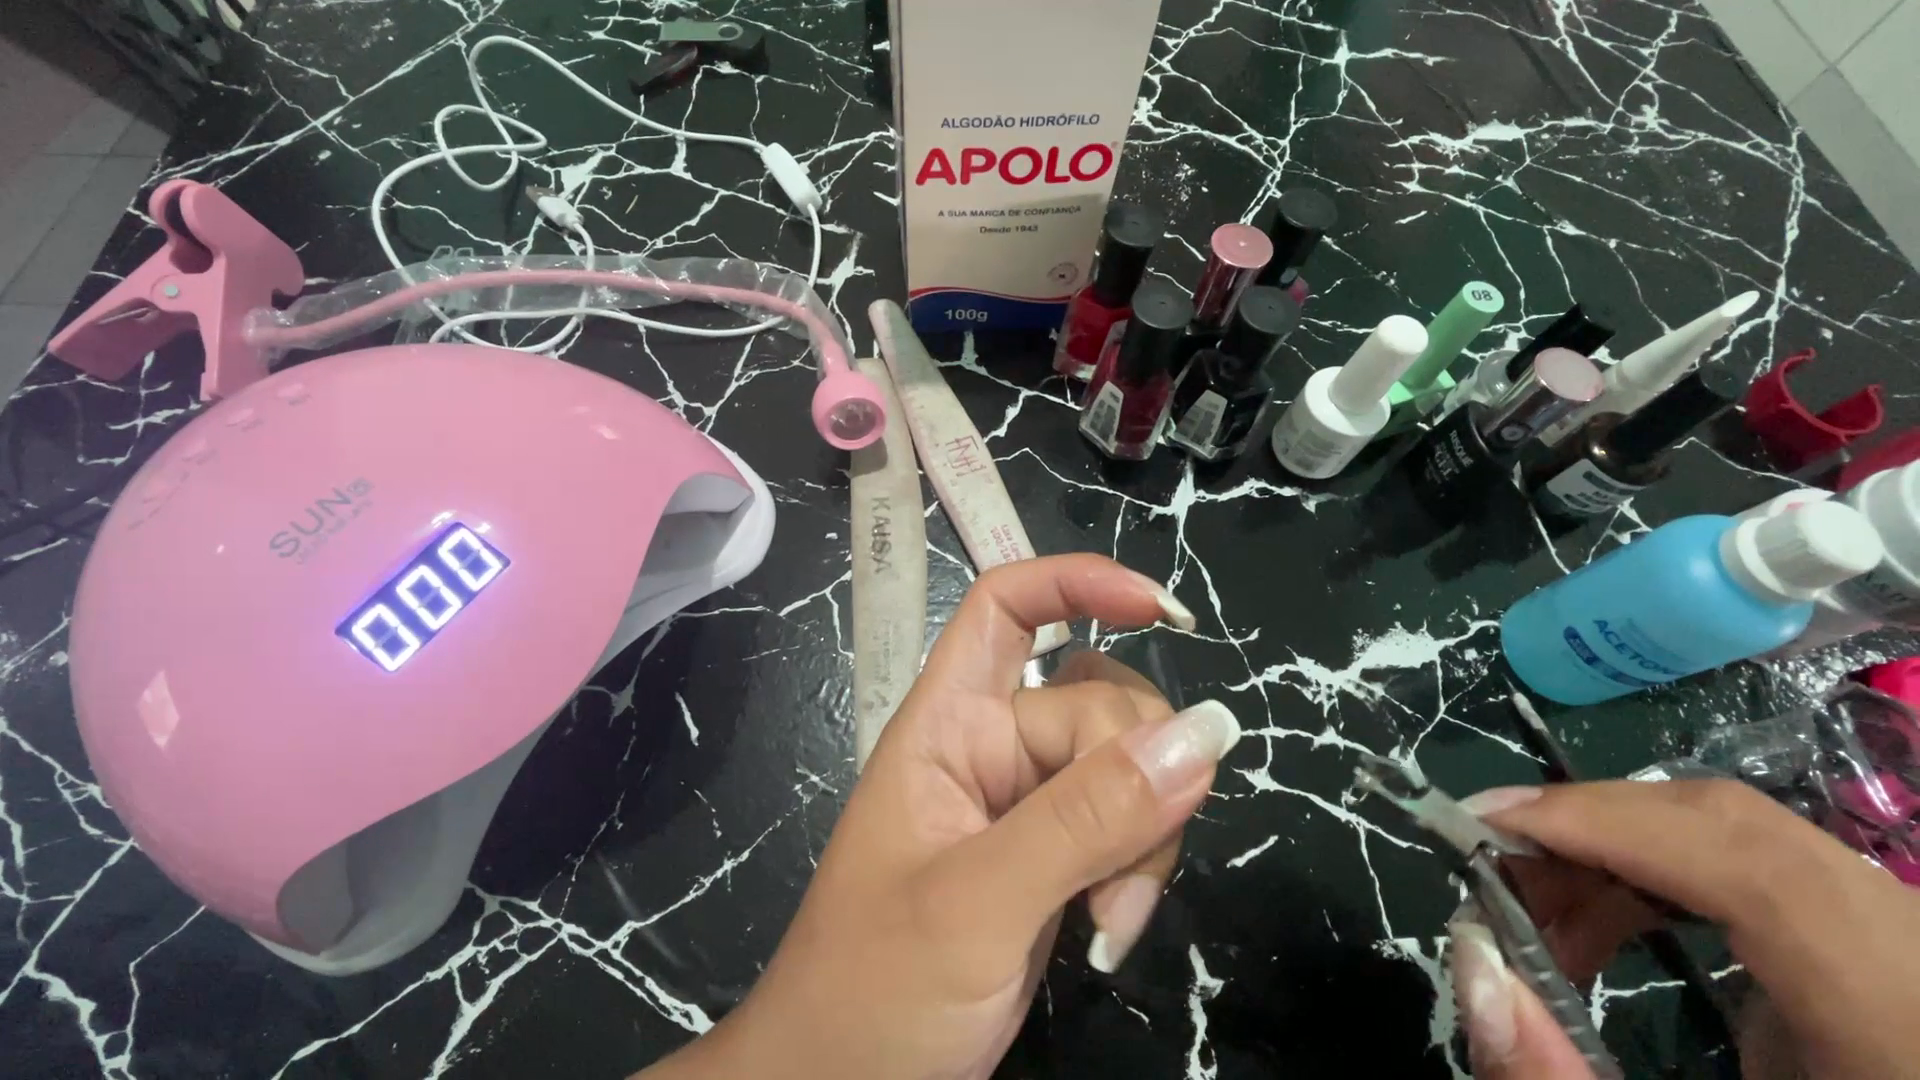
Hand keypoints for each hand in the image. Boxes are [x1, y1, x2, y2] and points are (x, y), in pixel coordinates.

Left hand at [639, 554, 1239, 1079]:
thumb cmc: (874, 989)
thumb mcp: (979, 901)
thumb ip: (1086, 818)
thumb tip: (1206, 732)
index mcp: (946, 723)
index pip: (1005, 608)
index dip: (1077, 583)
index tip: (1164, 610)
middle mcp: (991, 747)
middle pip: (1098, 699)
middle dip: (1134, 774)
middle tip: (1117, 874)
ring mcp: (1028, 804)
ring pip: (1128, 764)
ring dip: (1144, 835)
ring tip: (1111, 918)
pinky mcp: (1056, 857)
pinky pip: (1126, 825)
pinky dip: (1138, 870)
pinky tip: (1111, 934)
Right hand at [1448, 778, 1919, 1077]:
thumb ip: (1563, 1076)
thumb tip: (1470, 959)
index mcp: (1902, 1023)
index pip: (1753, 870)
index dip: (1606, 826)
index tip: (1484, 825)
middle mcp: (1917, 953)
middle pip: (1731, 825)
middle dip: (1585, 826)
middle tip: (1486, 859)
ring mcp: (1901, 938)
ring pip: (1730, 830)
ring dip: (1603, 851)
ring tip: (1530, 912)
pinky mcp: (1873, 938)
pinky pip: (1747, 858)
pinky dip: (1643, 872)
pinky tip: (1594, 928)